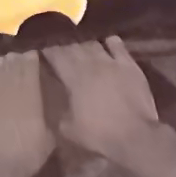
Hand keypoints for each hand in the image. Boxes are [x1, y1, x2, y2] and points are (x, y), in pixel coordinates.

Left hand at [0, 51, 53, 176]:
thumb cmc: (27, 157)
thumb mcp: (50, 138)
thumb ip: (51, 118)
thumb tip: (55, 109)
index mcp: (31, 95)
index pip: (30, 67)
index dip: (32, 57)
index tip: (33, 53)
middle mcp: (9, 88)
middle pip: (12, 64)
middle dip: (16, 56)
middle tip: (18, 54)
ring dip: (0, 61)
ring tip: (3, 59)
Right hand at [43, 38, 165, 165]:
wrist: (134, 135)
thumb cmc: (99, 134)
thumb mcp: (68, 129)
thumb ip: (59, 111)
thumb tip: (58, 102)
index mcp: (73, 77)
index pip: (55, 54)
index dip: (47, 48)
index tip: (41, 45)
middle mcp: (91, 63)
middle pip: (73, 45)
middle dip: (63, 43)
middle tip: (57, 42)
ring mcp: (111, 61)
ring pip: (93, 43)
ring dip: (83, 41)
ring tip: (78, 42)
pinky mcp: (129, 65)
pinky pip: (116, 45)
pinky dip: (108, 41)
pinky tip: (105, 42)